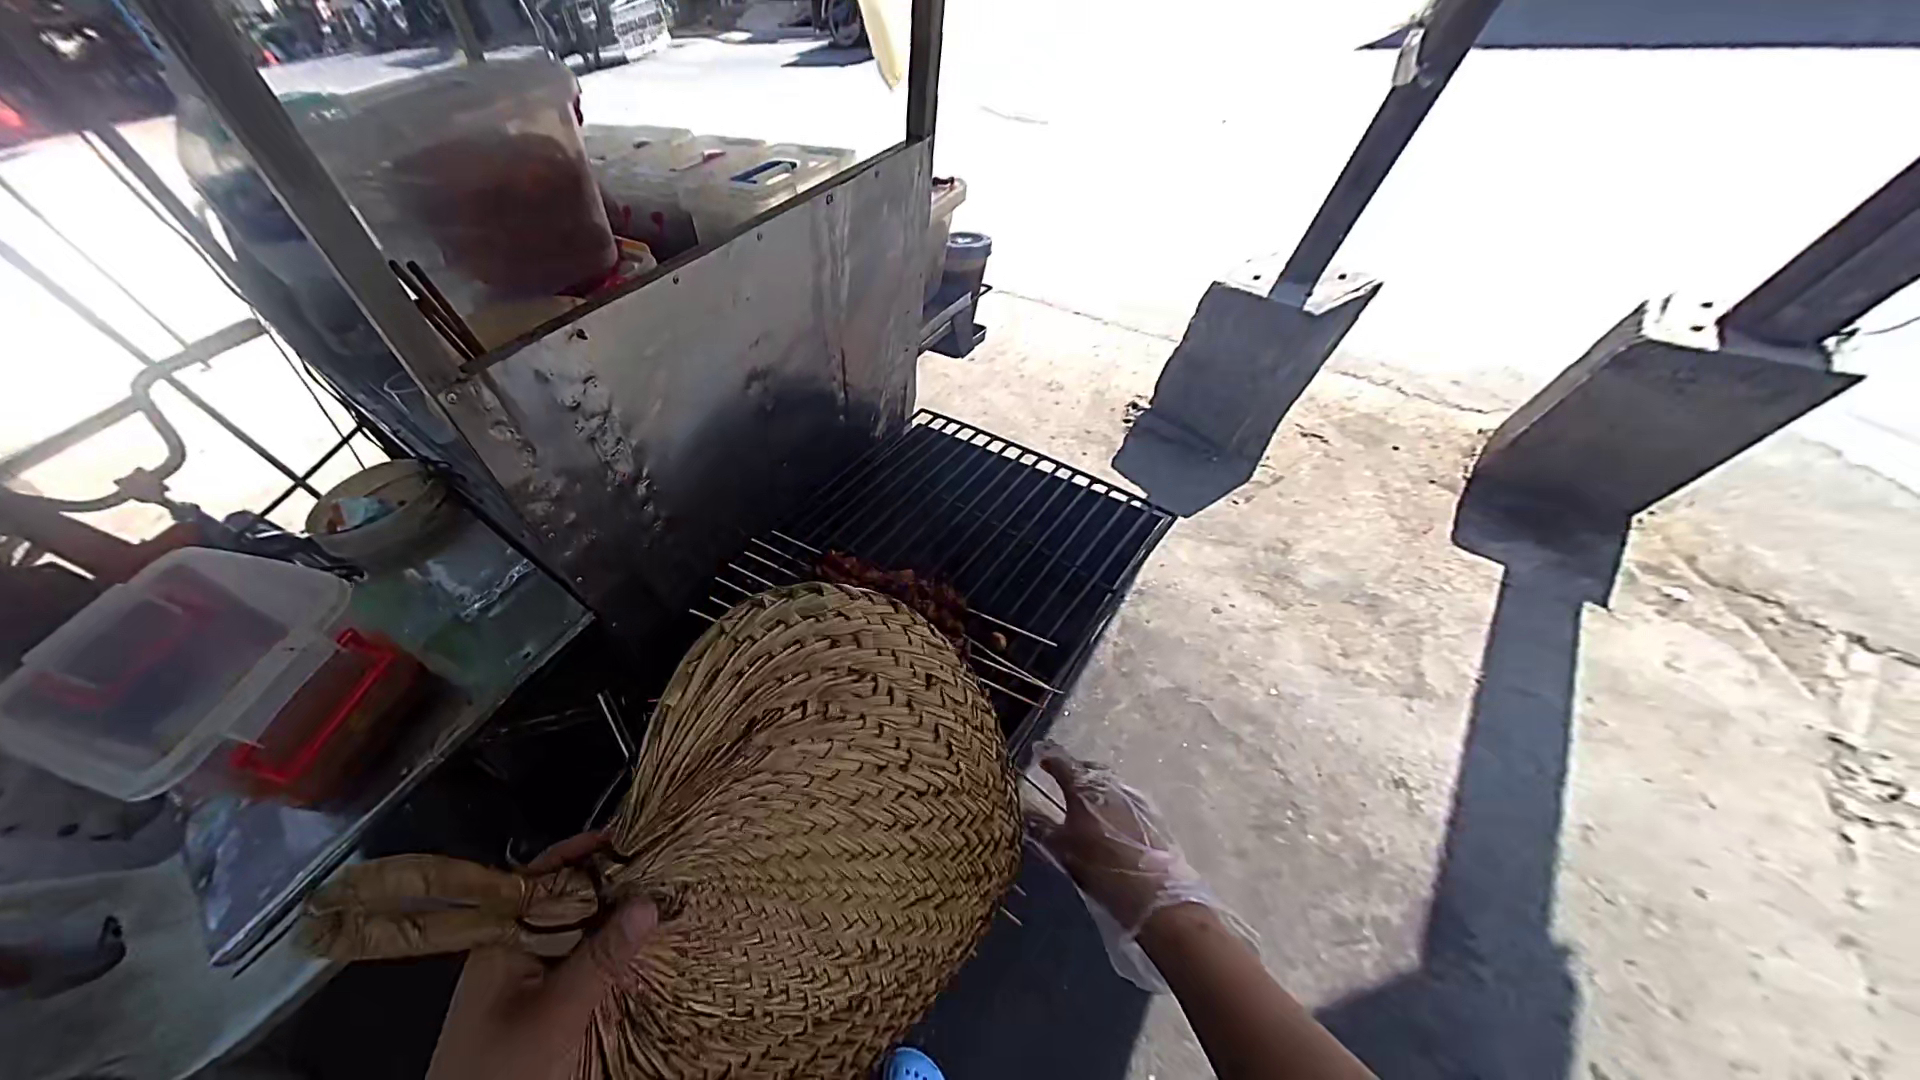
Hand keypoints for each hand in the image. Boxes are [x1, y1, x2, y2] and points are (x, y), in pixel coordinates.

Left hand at [426, 833, 658, 1079]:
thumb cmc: (501, 1074)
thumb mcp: (554, 1014)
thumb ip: (601, 958)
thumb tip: (650, 902)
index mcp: (504, 940)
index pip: (544, 877)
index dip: (585, 851)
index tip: (630, 834)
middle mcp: (522, 949)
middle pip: (573, 898)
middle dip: (616, 879)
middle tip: (663, 860)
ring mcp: (541, 976)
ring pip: (588, 927)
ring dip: (624, 912)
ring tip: (668, 890)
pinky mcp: (558, 1000)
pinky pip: (596, 958)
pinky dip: (624, 944)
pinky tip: (654, 936)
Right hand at [1025, 742, 1257, 993]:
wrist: (1156, 894)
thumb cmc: (1102, 868)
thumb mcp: (1063, 850)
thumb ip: (1041, 827)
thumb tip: (1024, 810)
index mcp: (1084, 789)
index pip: (1062, 764)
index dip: (1049, 759)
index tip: (1040, 758)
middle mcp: (1109, 784)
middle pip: (1087, 769)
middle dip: (1073, 771)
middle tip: (1061, 779)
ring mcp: (1133, 797)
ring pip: (1107, 783)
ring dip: (1093, 787)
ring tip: (1084, 799)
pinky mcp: (1151, 813)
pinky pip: (1123, 797)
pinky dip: (1110, 801)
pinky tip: (1108, 818)